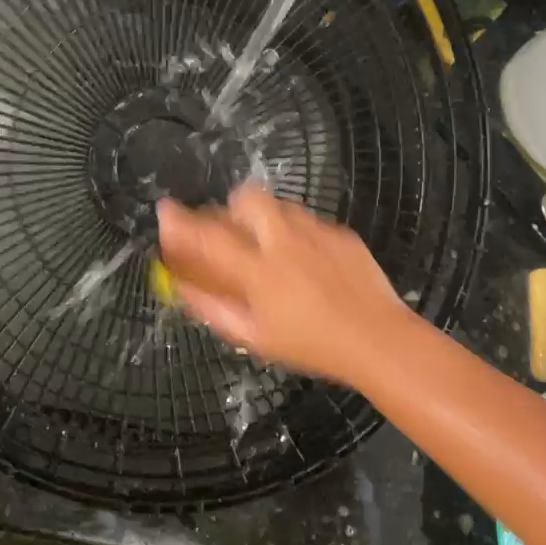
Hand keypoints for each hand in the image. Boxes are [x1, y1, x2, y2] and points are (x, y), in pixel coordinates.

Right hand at [157, 182, 414, 386]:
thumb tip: (183, 290)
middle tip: (232, 230)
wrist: (379, 340)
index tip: (166, 212)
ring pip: (279, 206)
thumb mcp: (254, 337)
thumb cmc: (312, 346)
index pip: (209, 236)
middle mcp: (285, 241)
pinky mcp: (342, 234)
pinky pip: (308, 223)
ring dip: (264, 220)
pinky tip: (306, 264)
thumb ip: (214, 309)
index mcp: (258, 269)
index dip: (181, 222)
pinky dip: (297, 236)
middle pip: (248, 198)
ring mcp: (317, 233)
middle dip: (232, 207)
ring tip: (269, 249)